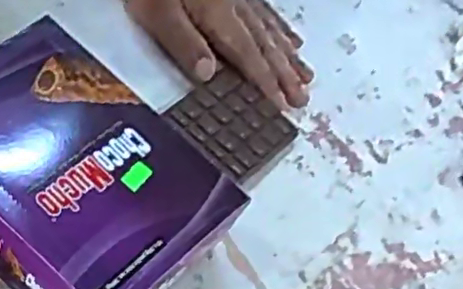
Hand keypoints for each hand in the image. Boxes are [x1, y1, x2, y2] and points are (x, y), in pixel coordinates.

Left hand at [127, 0, 312, 108]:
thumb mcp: (158, 14)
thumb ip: (183, 43)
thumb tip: (208, 75)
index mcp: (217, 14)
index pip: (246, 56)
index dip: (264, 83)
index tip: (280, 105)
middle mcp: (234, 4)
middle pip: (264, 44)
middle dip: (284, 74)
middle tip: (301, 99)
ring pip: (269, 28)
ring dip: (286, 55)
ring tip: (304, 75)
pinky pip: (263, 12)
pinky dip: (278, 29)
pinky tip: (287, 38)